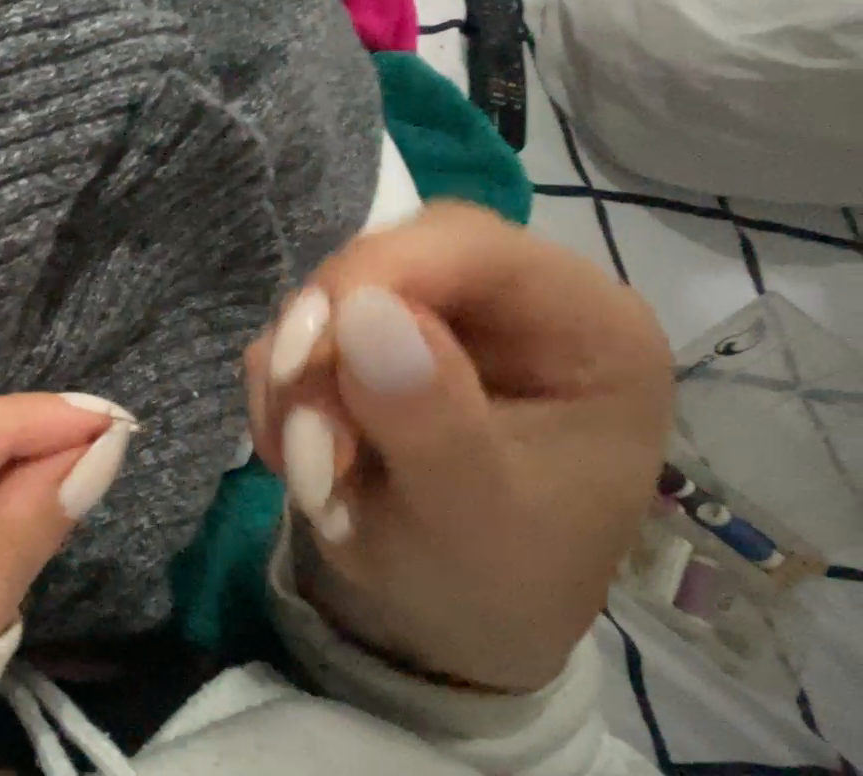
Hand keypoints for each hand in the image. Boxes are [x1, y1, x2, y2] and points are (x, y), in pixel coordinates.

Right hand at [246, 202, 672, 692]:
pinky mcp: (374, 343)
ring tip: (312, 468)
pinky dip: (281, 390)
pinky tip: (299, 451)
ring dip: (295, 379)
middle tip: (304, 426)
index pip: (470, 245)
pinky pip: (299, 333)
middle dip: (324, 336)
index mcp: (586, 331)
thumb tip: (363, 313)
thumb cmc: (489, 581)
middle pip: (388, 256)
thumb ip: (428, 419)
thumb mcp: (468, 520)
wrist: (440, 622)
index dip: (373, 274)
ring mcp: (435, 320)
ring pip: (329, 297)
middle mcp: (512, 307)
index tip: (301, 353)